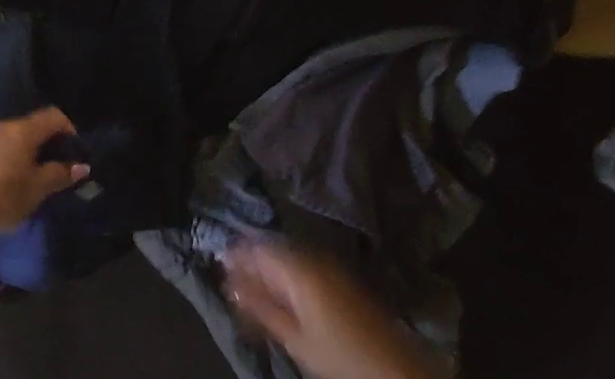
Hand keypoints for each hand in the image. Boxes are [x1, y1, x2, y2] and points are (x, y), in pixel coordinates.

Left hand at [0, 107, 89, 236]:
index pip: (54, 115)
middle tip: (55, 170)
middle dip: (49, 144)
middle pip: (34, 125)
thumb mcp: (36, 189)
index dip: (69, 130)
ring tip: (32, 178)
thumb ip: (60, 174)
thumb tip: (82, 166)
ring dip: (29, 151)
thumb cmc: (1, 198)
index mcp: (23, 129)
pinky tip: (8, 181)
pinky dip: (11, 156)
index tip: (74, 154)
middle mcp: (3, 125)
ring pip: (15, 136)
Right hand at [225, 244, 447, 378]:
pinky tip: (283, 297)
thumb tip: (230, 285)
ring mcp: (331, 266)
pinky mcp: (342, 278)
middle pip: (274, 251)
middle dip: (252, 262)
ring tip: (254, 292)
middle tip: (233, 281)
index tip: (218, 261)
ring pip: (290, 259)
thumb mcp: (294, 337)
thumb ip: (260, 307)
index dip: (237, 253)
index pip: (258, 248)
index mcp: (299, 267)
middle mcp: (314, 257)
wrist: (395, 369)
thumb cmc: (339, 357)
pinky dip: (289, 277)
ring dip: (270, 271)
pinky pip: (306, 267)